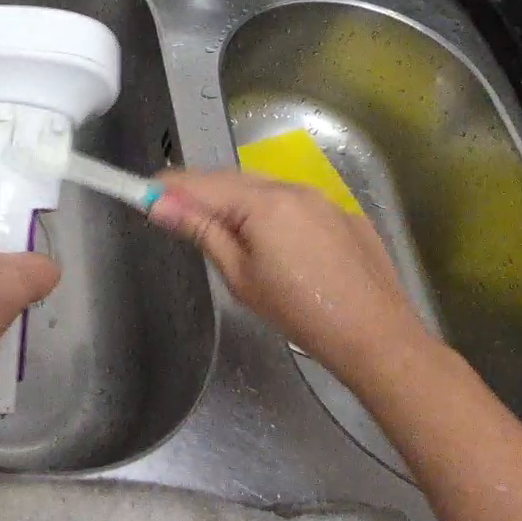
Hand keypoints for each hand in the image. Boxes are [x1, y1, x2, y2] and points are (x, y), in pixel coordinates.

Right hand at [147, 169, 431, 381]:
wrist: (380, 340)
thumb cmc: (300, 313)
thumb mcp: (239, 276)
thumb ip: (200, 231)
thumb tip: (159, 205)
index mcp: (263, 202)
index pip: (200, 184)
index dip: (167, 187)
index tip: (140, 191)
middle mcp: (292, 188)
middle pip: (230, 180)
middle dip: (199, 192)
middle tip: (173, 211)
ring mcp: (324, 199)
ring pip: (263, 189)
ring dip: (235, 201)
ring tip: (219, 229)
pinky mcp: (345, 215)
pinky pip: (295, 203)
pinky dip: (271, 212)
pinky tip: (272, 242)